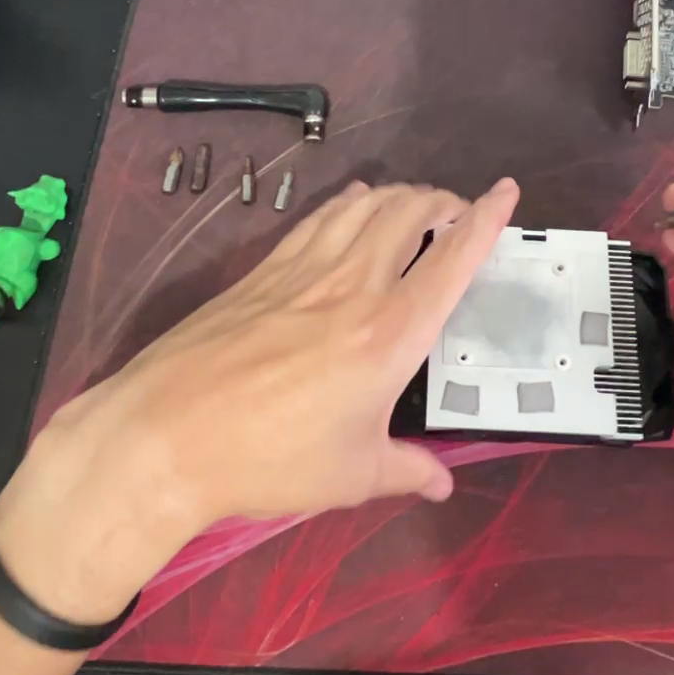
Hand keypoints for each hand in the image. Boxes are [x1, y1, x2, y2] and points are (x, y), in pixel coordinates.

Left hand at [0, 179, 519, 621]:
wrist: (166, 435)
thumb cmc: (270, 458)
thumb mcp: (351, 475)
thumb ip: (406, 470)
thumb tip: (441, 484)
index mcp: (390, 334)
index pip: (452, 260)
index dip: (486, 219)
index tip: (506, 191)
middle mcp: (354, 286)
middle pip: (409, 213)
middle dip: (442, 199)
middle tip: (455, 212)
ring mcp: (304, 270)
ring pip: (365, 205)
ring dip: (399, 195)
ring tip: (414, 205)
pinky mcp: (264, 270)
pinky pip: (320, 218)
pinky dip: (349, 203)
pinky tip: (353, 206)